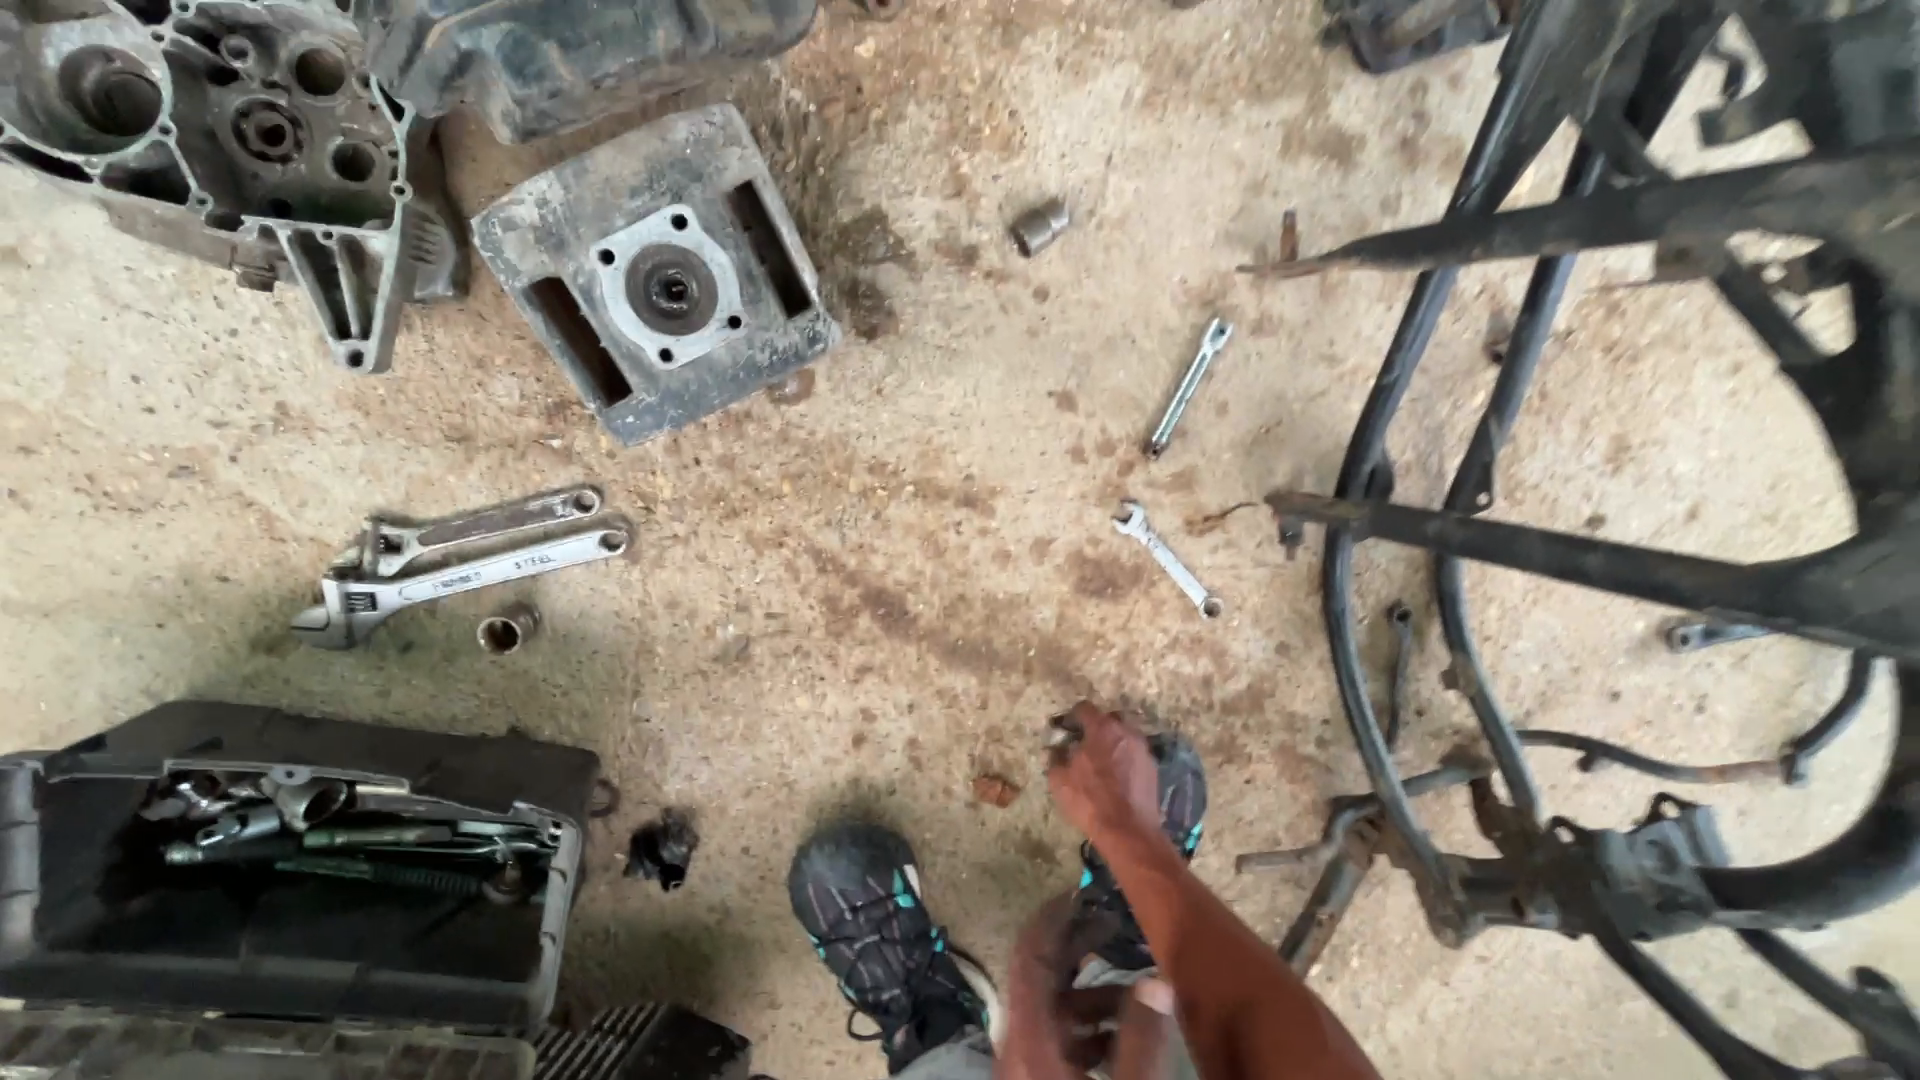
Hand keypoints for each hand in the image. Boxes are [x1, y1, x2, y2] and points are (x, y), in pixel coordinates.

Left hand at [996, 893, 1174, 1079]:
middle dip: (1079, 947)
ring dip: (1094, 993)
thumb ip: (1140, 1039)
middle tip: (1115, 924)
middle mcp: (1017, 1040)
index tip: (1082, 891)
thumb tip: (1157, 981)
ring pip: (1055, 1009)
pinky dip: (1090, 1026)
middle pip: (1043, 975)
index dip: (1052, 917)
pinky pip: (1059, 1038)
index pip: (1030, 954)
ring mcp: (1025, 1062)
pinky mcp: (1036, 1078)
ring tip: (1139, 988)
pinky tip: (1125, 1035)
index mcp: (1029, 1034)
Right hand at [1046, 702, 1159, 842]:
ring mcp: (1142, 749)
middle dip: (1096, 727)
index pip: (1085, 708)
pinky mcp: (1152, 768)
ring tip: (1101, 762)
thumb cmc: (1089, 800)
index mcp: (1102, 728)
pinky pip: (1134, 754)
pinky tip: (1116, 776)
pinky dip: (1124, 759)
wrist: (1128, 830)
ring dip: (1112, 743)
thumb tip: (1056, 748)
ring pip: (1124, 736)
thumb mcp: (1059, 779)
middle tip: (1083, 744)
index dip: (1072, 717)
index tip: (1064, 729)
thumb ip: (1055, 757)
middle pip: (1108, 719)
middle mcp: (1125, 732)